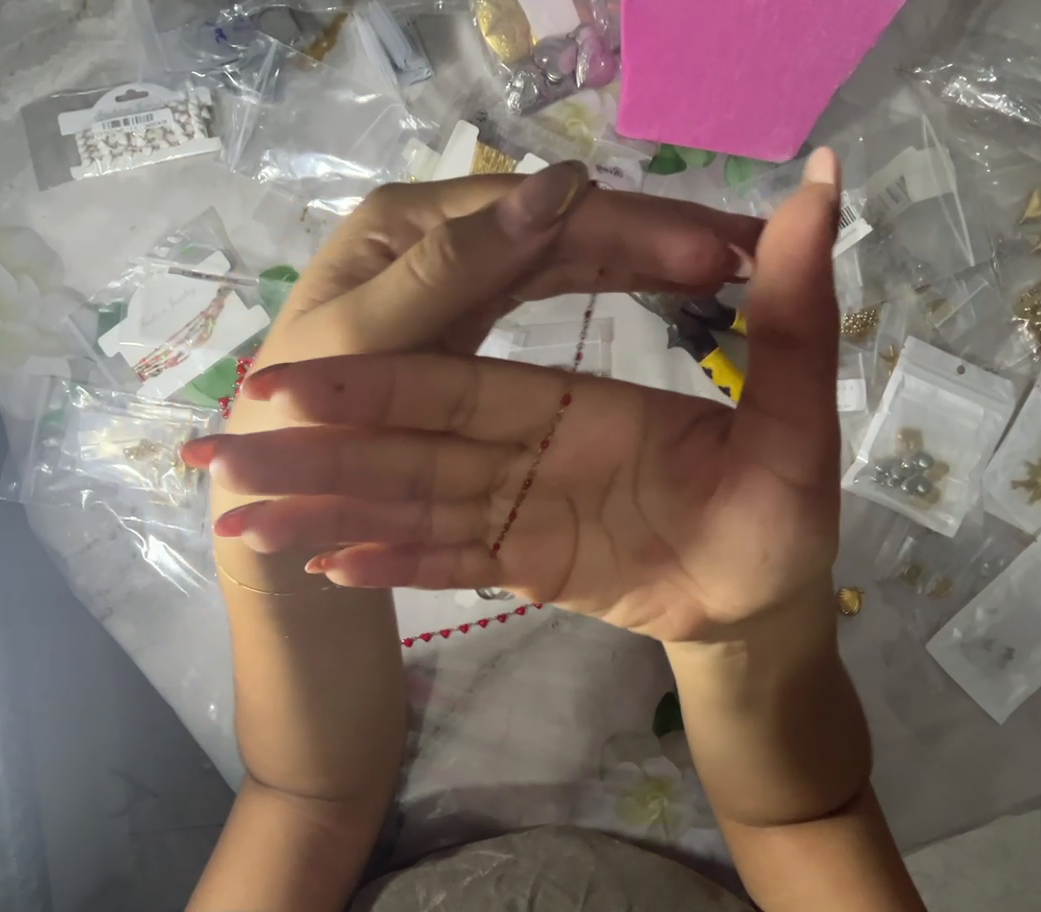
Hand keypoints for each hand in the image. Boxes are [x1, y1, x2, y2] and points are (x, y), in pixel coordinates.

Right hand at [188, 150, 844, 641]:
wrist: (767, 602)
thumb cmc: (782, 511)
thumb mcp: (796, 416)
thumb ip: (794, 310)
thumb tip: (821, 179)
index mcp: (572, 408)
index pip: (457, 386)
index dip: (377, 383)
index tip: (297, 376)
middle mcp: (525, 455)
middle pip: (407, 447)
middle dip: (317, 449)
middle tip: (219, 451)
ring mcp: (518, 518)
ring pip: (410, 508)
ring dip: (327, 510)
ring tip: (240, 518)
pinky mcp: (524, 573)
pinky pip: (451, 567)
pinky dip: (395, 566)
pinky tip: (331, 565)